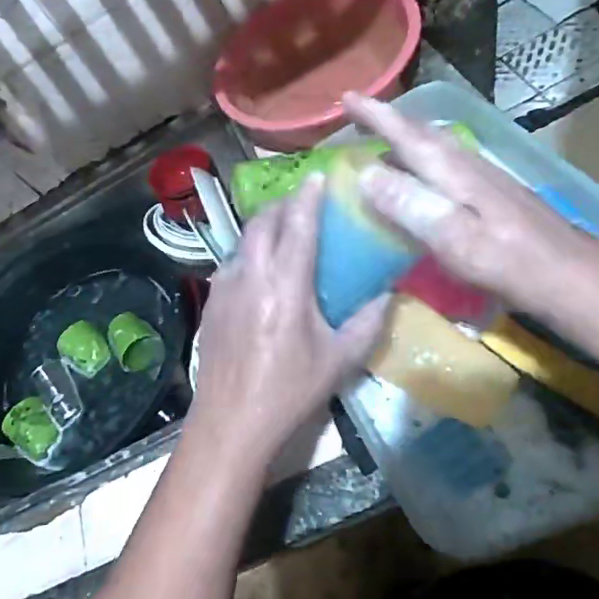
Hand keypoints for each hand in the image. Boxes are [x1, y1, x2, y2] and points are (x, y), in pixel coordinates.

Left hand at [187, 175, 387, 468]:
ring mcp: (225, 288)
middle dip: (284, 205)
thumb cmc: (289, 392)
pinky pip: (232, 263)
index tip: (319, 176)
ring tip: (285, 232)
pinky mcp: (211, 303)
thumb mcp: (339, 361)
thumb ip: (366, 323)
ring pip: (243, 241)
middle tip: (305, 204)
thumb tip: (387, 294)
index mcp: (285, 285)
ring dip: (264, 228)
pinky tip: (262, 271)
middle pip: (263, 222)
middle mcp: (250, 276)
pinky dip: (249, 253)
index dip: (308, 196)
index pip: (298, 225)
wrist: (230, 422)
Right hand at [341, 92, 598, 317]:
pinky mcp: (495, 200)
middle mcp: (470, 168)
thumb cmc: (515, 264)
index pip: (408, 135)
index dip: (376, 115)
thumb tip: (365, 174)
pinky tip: (418, 183)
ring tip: (377, 145)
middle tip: (356, 118)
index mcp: (456, 173)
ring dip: (405, 141)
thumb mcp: (457, 240)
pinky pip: (446, 169)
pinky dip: (422, 164)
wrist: (579, 280)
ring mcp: (486, 182)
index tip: (346, 97)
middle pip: (423, 135)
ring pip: (437, 150)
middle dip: (388, 123)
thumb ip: (412, 206)